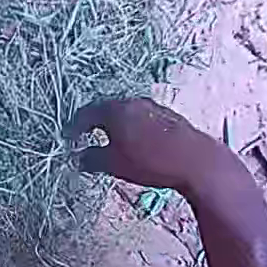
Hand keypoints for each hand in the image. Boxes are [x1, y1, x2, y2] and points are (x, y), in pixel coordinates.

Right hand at [66, 98, 243, 195]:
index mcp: (114, 110)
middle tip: (85, 139)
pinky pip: (140, 117)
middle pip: (105, 109)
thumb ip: (90, 158)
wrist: (197, 162)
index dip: (74, 128)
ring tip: (109, 142)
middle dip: (93, 124)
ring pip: (124, 112)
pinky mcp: (168, 115)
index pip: (85, 114)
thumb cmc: (150, 161)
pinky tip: (134, 142)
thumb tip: (78, 157)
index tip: (69, 140)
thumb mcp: (113, 164)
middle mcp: (132, 102)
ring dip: (113, 125)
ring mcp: (152, 106)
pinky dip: (130, 126)